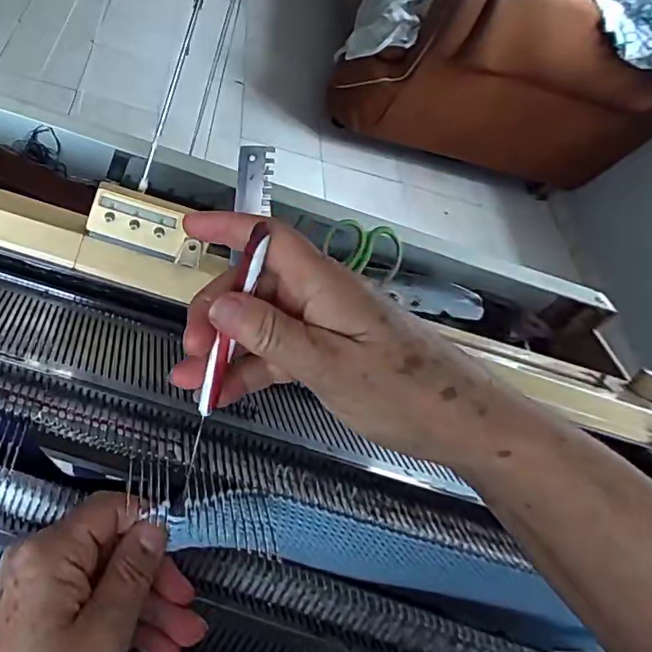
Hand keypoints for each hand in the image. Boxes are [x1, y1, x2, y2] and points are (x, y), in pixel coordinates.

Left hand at [0, 493, 208, 651]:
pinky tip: (151, 643)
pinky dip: (120, 621)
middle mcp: (35, 563)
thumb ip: (132, 574)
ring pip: (103, 581)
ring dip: (145, 605)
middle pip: (109, 548)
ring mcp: (34, 593)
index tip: (177, 543)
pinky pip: (87, 604)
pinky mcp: (37, 620)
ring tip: (179, 634)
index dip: (147, 523)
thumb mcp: (104, 636)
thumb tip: (152, 529)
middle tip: (184, 602)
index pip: (108, 510)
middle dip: (154, 577)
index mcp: (46, 554)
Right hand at [172, 212, 524, 469]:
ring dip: (225, 348)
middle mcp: (319, 295)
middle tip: (192, 350)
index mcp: (324, 283)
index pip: (270, 238)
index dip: (229, 226)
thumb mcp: (330, 366)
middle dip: (216, 313)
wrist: (460, 426)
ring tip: (192, 379)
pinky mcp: (325, 352)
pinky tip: (222, 391)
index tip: (190, 226)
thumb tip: (220, 306)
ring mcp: (321, 324)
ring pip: (259, 323)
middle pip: (254, 285)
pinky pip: (277, 352)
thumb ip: (272, 335)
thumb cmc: (405, 392)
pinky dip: (249, 369)